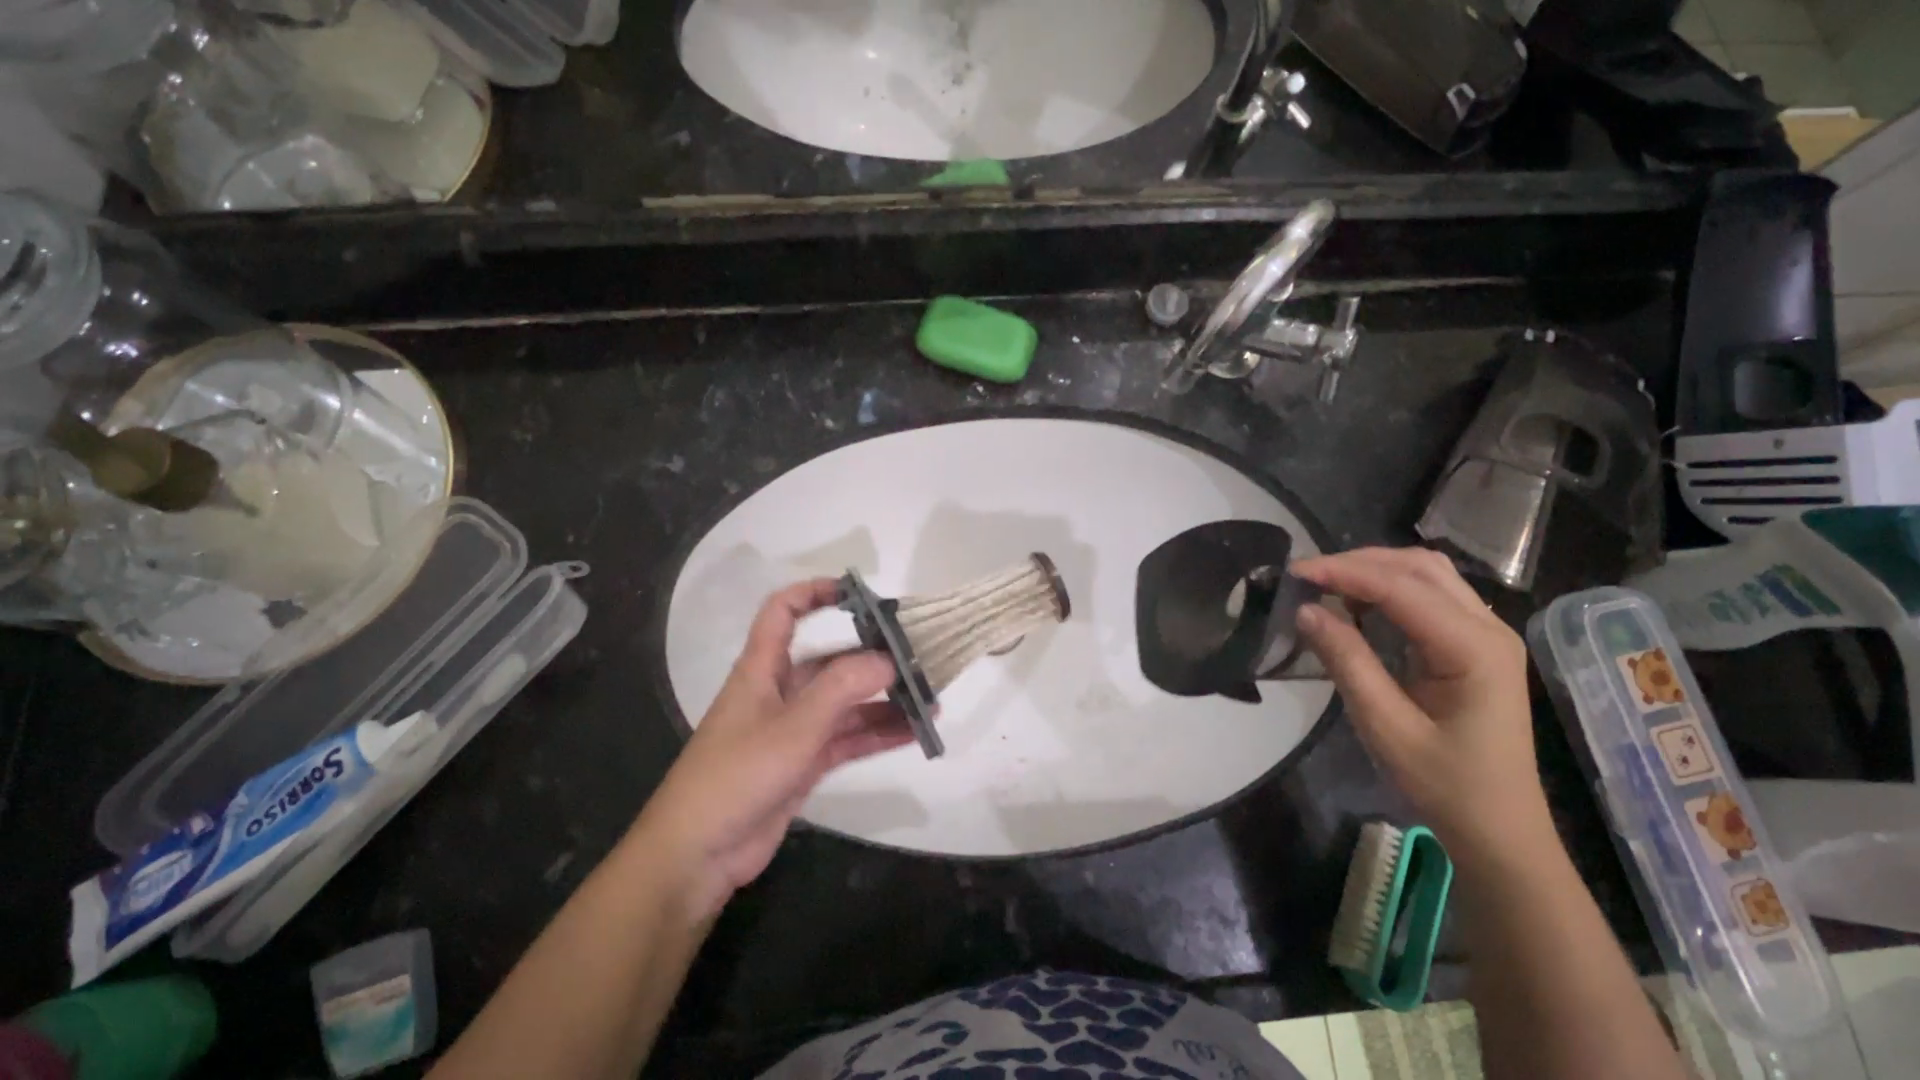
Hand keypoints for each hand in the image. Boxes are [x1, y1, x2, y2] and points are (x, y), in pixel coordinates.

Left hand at [632, 580, 912, 920]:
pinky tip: (914, 733)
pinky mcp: (802, 766)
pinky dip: (877, 735)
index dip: (815, 593)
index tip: (859, 592)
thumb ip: (841, 690)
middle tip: (920, 658)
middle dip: (871, 657)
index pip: (782, 613)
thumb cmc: (736, 776)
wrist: (698, 853)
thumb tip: (888, 659)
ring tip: (930, 700)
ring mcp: (791, 732)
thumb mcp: (792, 728)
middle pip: (827, 661)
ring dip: (882, 701)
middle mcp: (777, 693)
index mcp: (760, 670)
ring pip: (844, 704)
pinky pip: (846, 740)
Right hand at [1291, 548, 1551, 854]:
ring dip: (1376, 570)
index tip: (1295, 571)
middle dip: (1359, 562)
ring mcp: (1488, 635)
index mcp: (1473, 648)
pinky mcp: (1477, 646)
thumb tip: (1306, 611)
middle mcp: (1489, 628)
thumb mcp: (1387, 729)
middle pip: (1420, 569)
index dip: (1345, 572)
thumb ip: (1348, 663)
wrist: (1500, 830)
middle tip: (1305, 575)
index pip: (1402, 589)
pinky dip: (1391, 589)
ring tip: (1326, 584)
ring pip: (1429, 575)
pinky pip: (1433, 597)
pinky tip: (1358, 603)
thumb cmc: (1446, 785)